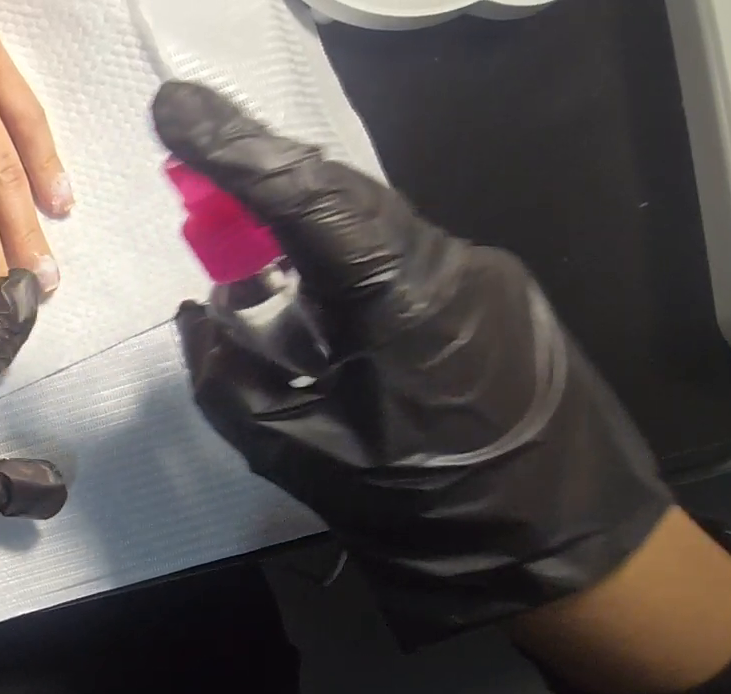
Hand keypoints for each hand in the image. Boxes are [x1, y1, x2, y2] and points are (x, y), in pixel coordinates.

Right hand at [154, 81, 674, 641]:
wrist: (555, 543)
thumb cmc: (421, 504)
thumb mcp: (297, 453)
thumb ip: (229, 382)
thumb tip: (197, 318)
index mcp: (405, 299)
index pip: (311, 200)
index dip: (236, 153)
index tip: (175, 113)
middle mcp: (448, 265)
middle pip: (336, 193)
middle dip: (252, 175)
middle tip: (183, 152)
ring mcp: (472, 275)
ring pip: (360, 226)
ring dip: (284, 230)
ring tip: (227, 255)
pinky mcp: (476, 297)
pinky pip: (383, 260)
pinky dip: (319, 266)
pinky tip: (288, 303)